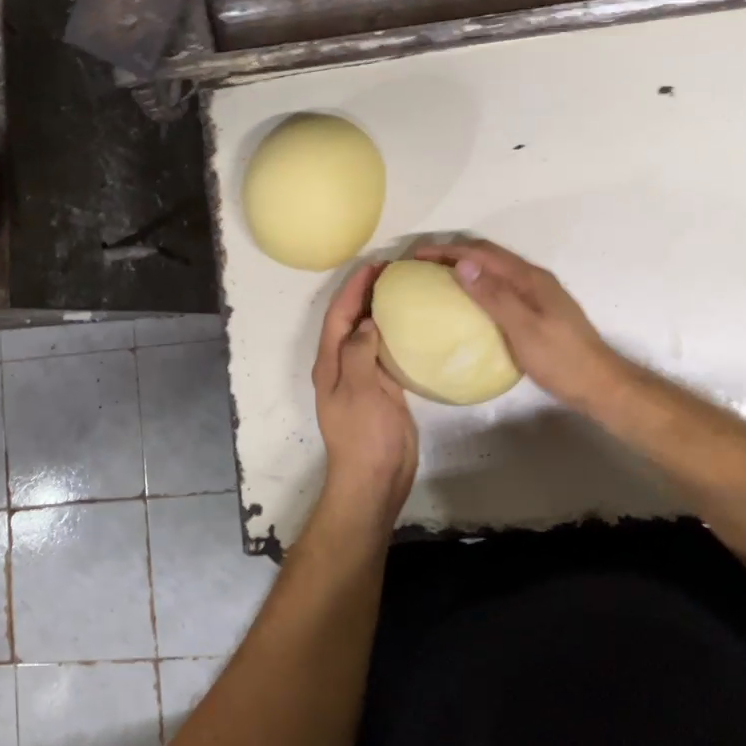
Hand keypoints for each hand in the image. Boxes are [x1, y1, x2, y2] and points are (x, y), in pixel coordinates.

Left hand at [312, 262, 418, 524]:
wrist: (375, 479)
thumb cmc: (363, 436)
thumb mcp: (358, 391)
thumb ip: (359, 352)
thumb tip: (365, 320)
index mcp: (330, 362)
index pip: (338, 315)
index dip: (353, 289)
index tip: (375, 266)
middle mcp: (343, 365)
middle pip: (351, 320)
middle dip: (366, 294)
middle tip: (393, 270)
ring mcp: (364, 377)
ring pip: (369, 334)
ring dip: (381, 310)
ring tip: (405, 288)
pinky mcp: (384, 389)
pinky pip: (387, 353)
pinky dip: (397, 334)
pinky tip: (415, 325)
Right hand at [414, 239, 634, 410]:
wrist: (600, 386)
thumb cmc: (561, 360)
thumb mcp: (523, 329)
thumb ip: (494, 296)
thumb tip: (462, 264)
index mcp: (529, 278)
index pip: (482, 253)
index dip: (447, 250)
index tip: (416, 256)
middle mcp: (533, 279)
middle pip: (488, 255)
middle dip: (453, 253)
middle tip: (421, 264)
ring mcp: (537, 294)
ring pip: (494, 269)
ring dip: (465, 266)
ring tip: (437, 277)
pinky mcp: (537, 309)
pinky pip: (500, 286)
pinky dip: (478, 284)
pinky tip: (467, 302)